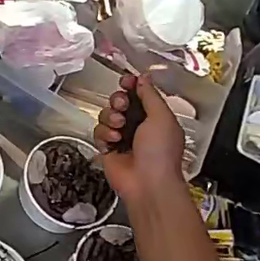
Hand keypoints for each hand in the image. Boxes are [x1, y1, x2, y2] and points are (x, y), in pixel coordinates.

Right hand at [94, 74, 185, 207]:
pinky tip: (114, 142)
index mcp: (155, 116)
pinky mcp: (108, 148)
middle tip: (122, 106)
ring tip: (119, 127)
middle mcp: (138, 125)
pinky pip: (98, 132)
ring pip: (106, 115)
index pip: (139, 93)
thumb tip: (144, 78)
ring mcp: (122, 137)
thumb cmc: (161, 152)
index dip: (131, 85)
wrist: (148, 183)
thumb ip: (150, 95)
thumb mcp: (161, 116)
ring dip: (110, 118)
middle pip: (119, 102)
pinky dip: (104, 135)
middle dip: (118, 101)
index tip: (126, 81)